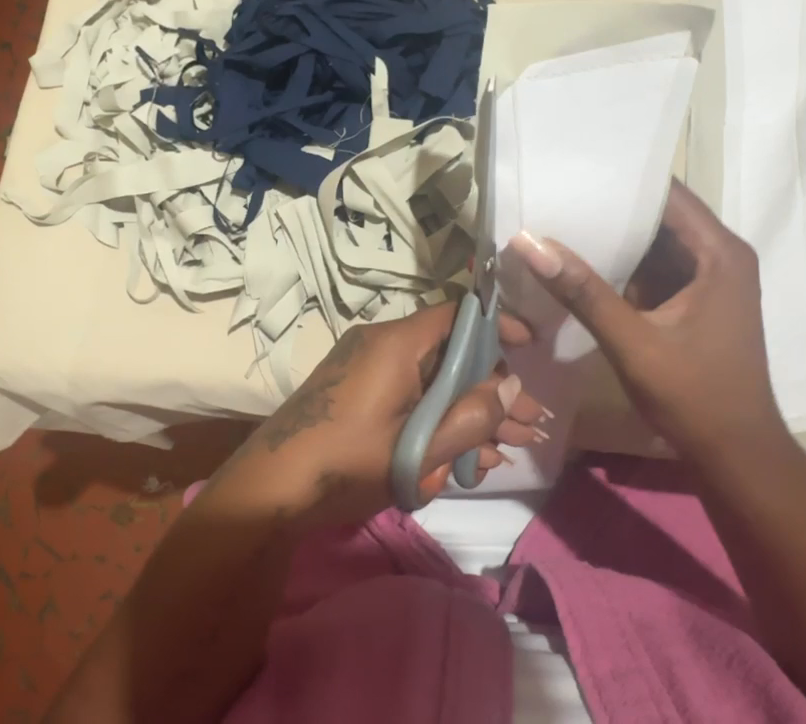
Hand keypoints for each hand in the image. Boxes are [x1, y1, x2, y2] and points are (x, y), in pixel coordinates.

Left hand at [214, 301, 547, 526]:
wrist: (271, 488)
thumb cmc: (345, 463)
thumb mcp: (418, 447)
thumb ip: (470, 417)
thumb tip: (511, 387)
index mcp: (395, 345)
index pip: (457, 317)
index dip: (498, 329)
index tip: (532, 349)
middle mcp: (382, 348)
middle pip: (450, 358)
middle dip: (493, 393)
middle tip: (533, 426)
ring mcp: (368, 373)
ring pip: (433, 384)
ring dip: (470, 416)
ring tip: (513, 448)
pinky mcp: (359, 397)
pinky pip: (409, 399)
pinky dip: (438, 424)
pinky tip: (471, 459)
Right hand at [507, 180, 786, 462]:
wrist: (735, 454)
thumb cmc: (695, 395)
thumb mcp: (633, 342)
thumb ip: (582, 291)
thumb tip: (528, 241)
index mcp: (720, 254)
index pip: (667, 194)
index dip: (622, 179)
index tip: (572, 167)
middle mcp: (719, 257)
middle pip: (658, 215)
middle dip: (608, 206)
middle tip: (552, 192)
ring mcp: (707, 280)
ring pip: (652, 243)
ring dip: (610, 237)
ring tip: (555, 219)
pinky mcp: (692, 301)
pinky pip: (651, 269)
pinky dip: (618, 266)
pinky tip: (575, 262)